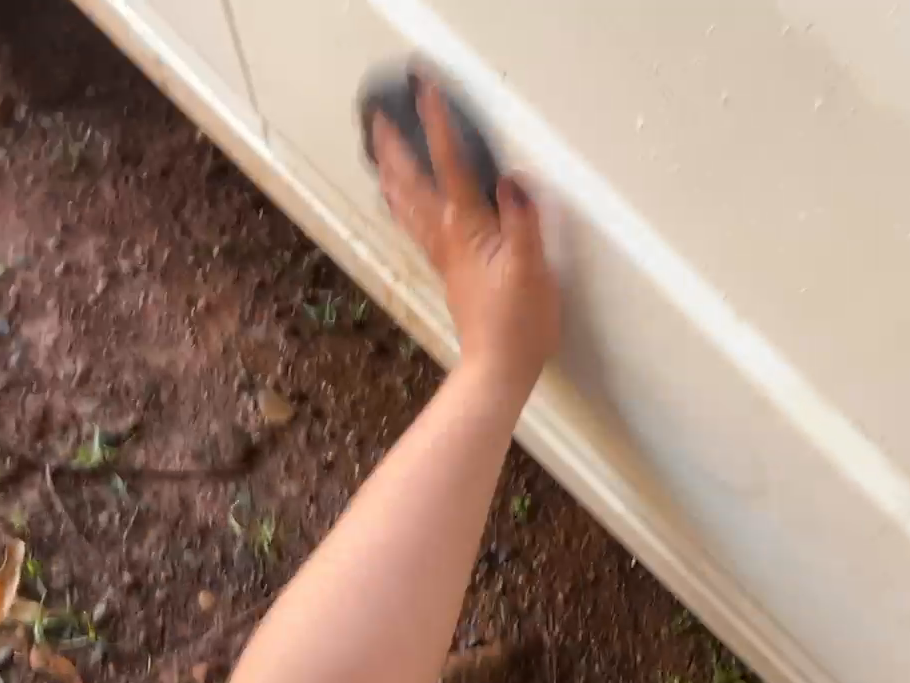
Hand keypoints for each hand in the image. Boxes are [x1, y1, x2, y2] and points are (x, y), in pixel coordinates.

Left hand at [372, 78, 559, 393]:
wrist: (499, 366)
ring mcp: (445, 259)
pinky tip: (403, 209)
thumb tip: (514, 180)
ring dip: (393, 178)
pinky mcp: (451, 276)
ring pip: (410, 209)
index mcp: (466, 230)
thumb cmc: (519, 322)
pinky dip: (405, 212)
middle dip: (397, 150)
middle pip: (414, 186)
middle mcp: (447, 239)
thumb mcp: (531, 268)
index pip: (451, 167)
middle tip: (378, 120)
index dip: (440, 126)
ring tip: (378, 156)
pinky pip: (418, 232)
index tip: (426, 89)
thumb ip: (522, 221)